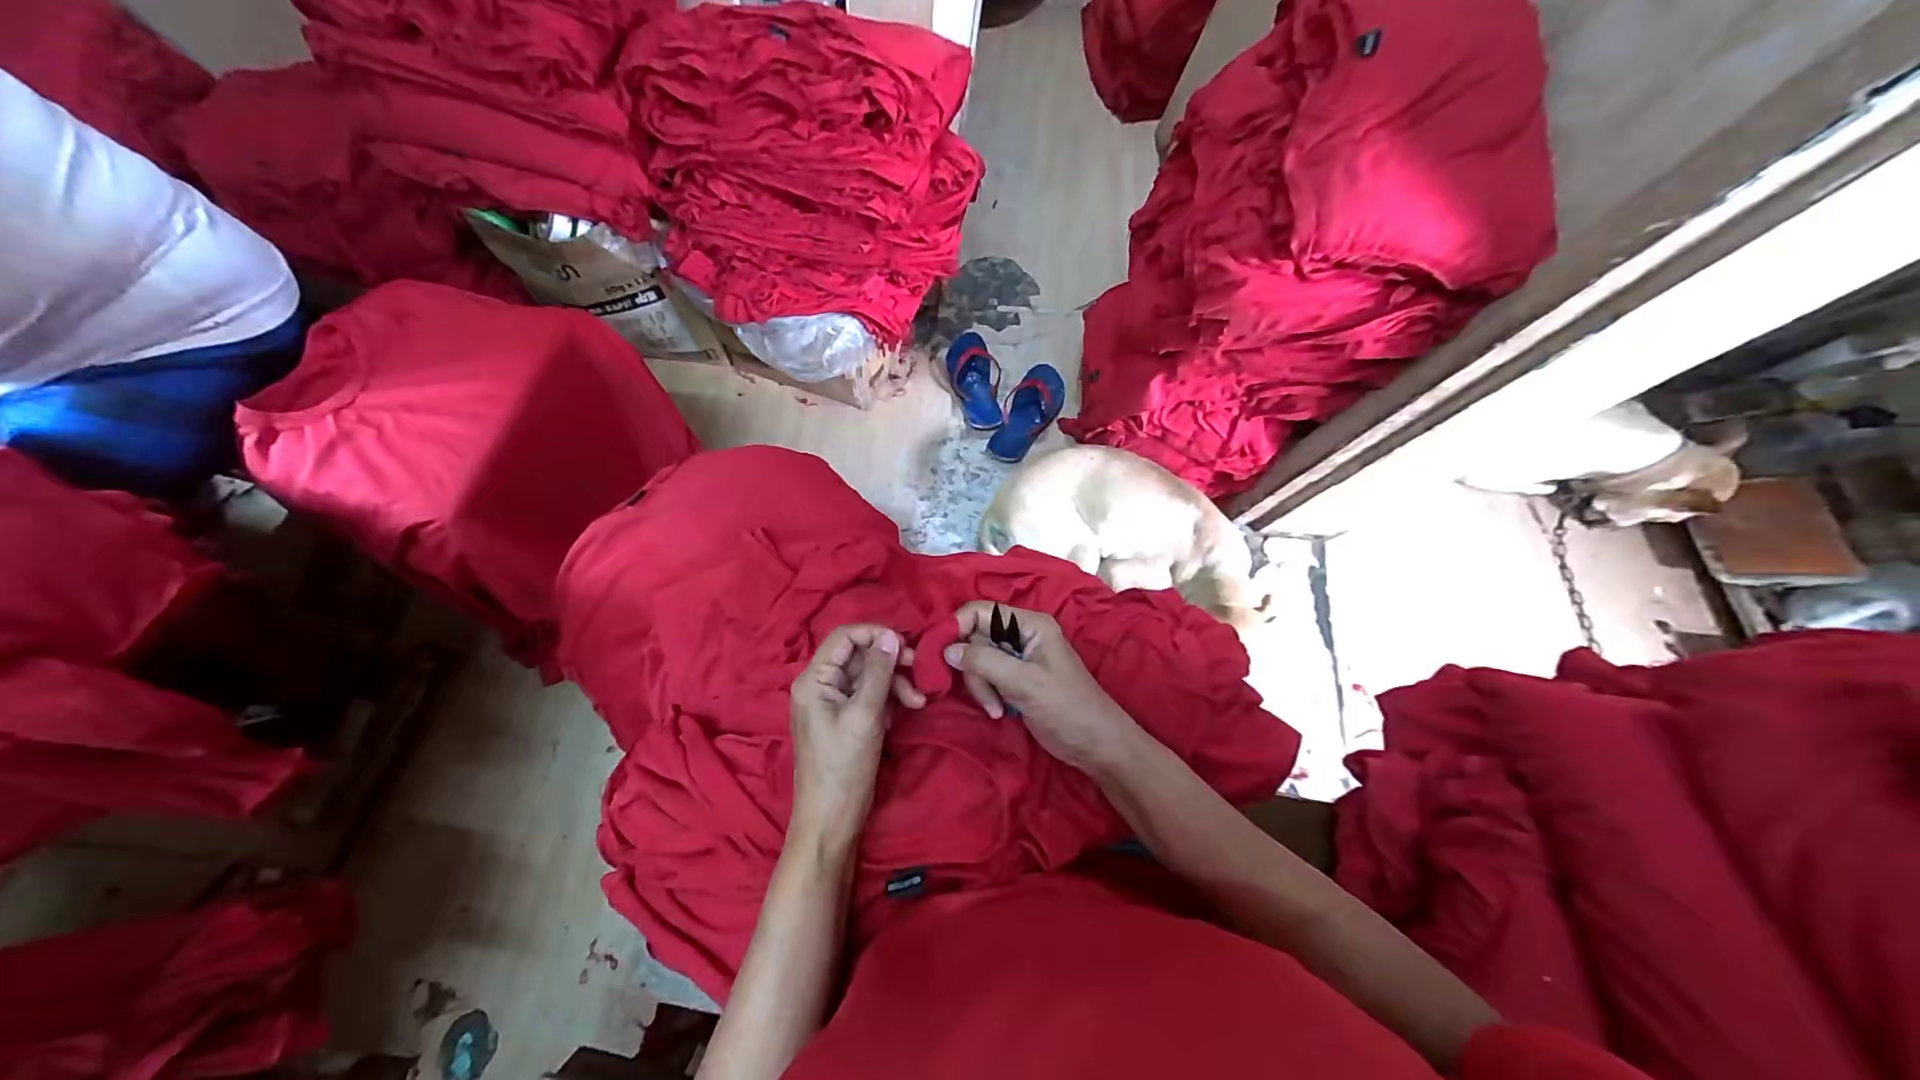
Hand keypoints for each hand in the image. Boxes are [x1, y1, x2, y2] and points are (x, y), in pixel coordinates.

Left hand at [789, 624, 918, 843]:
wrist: (831, 820)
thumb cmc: (844, 767)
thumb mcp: (865, 716)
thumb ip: (878, 673)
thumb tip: (891, 636)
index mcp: (813, 680)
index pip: (844, 637)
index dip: (875, 634)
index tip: (907, 645)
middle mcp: (819, 686)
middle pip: (858, 656)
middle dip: (890, 662)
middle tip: (919, 671)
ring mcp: (831, 704)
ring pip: (867, 676)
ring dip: (894, 683)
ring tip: (917, 701)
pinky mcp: (844, 720)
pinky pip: (868, 696)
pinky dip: (888, 699)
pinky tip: (903, 712)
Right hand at [943, 601, 1147, 775]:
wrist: (1098, 746)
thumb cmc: (1068, 710)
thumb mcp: (1025, 684)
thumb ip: (984, 663)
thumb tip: (947, 650)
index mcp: (1030, 624)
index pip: (981, 611)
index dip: (957, 628)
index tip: (941, 656)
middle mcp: (1023, 634)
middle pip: (975, 637)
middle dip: (973, 668)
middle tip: (988, 697)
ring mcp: (1019, 657)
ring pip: (977, 659)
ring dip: (981, 685)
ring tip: (997, 709)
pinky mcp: (1016, 678)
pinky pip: (987, 676)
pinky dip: (987, 693)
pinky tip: (1000, 711)